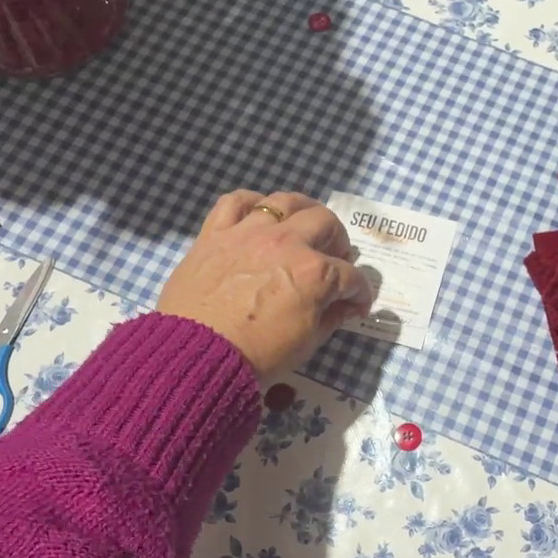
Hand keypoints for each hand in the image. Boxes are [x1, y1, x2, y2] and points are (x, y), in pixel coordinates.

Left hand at [157, 191, 375, 380]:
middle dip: (339, 242)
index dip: (359, 292)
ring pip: (285, 201)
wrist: (198, 355)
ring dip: (303, 211)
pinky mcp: (216, 233)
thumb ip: (332, 318)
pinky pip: (234, 202)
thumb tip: (347, 306)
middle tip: (335, 258)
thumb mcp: (307, 343)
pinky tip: (258, 213)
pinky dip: (251, 202)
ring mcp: (250, 233)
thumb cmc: (259, 355)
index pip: (351, 276)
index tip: (356, 304)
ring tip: (304, 226)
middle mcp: (288, 242)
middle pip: (326, 223)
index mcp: (316, 272)